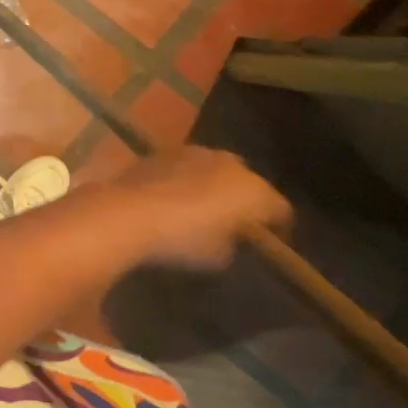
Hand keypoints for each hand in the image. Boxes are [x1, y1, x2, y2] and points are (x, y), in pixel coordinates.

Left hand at [107, 146, 291, 271]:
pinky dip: (187, 179)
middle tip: (236, 225)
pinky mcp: (165, 150)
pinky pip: (187, 166)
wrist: (126, 212)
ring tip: (202, 208)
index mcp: (255, 191)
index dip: (280, 230)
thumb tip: (229, 240)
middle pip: (250, 184)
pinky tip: (174, 196)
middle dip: (247, 202)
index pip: (281, 210)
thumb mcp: (217, 257)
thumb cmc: (181, 239)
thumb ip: (233, 246)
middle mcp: (232, 163)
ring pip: (218, 169)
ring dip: (216, 186)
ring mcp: (197, 151)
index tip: (271, 245)